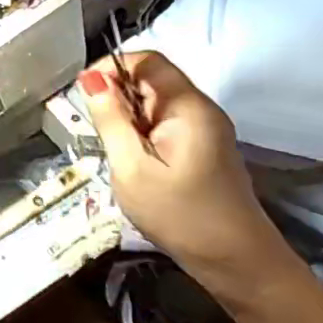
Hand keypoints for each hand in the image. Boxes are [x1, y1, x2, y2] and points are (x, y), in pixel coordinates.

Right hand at [78, 52, 303, 312]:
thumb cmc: (180, 216)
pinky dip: (143, 132)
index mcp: (187, 106)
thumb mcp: (132, 168)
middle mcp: (201, 108)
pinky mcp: (205, 147)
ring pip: (156, 103)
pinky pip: (166, 123)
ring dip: (129, 117)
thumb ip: (111, 120)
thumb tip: (91, 78)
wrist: (236, 262)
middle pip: (152, 80)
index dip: (113, 66)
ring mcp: (206, 128)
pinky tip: (135, 161)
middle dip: (119, 95)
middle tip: (99, 131)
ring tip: (115, 150)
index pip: (148, 60)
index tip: (85, 91)